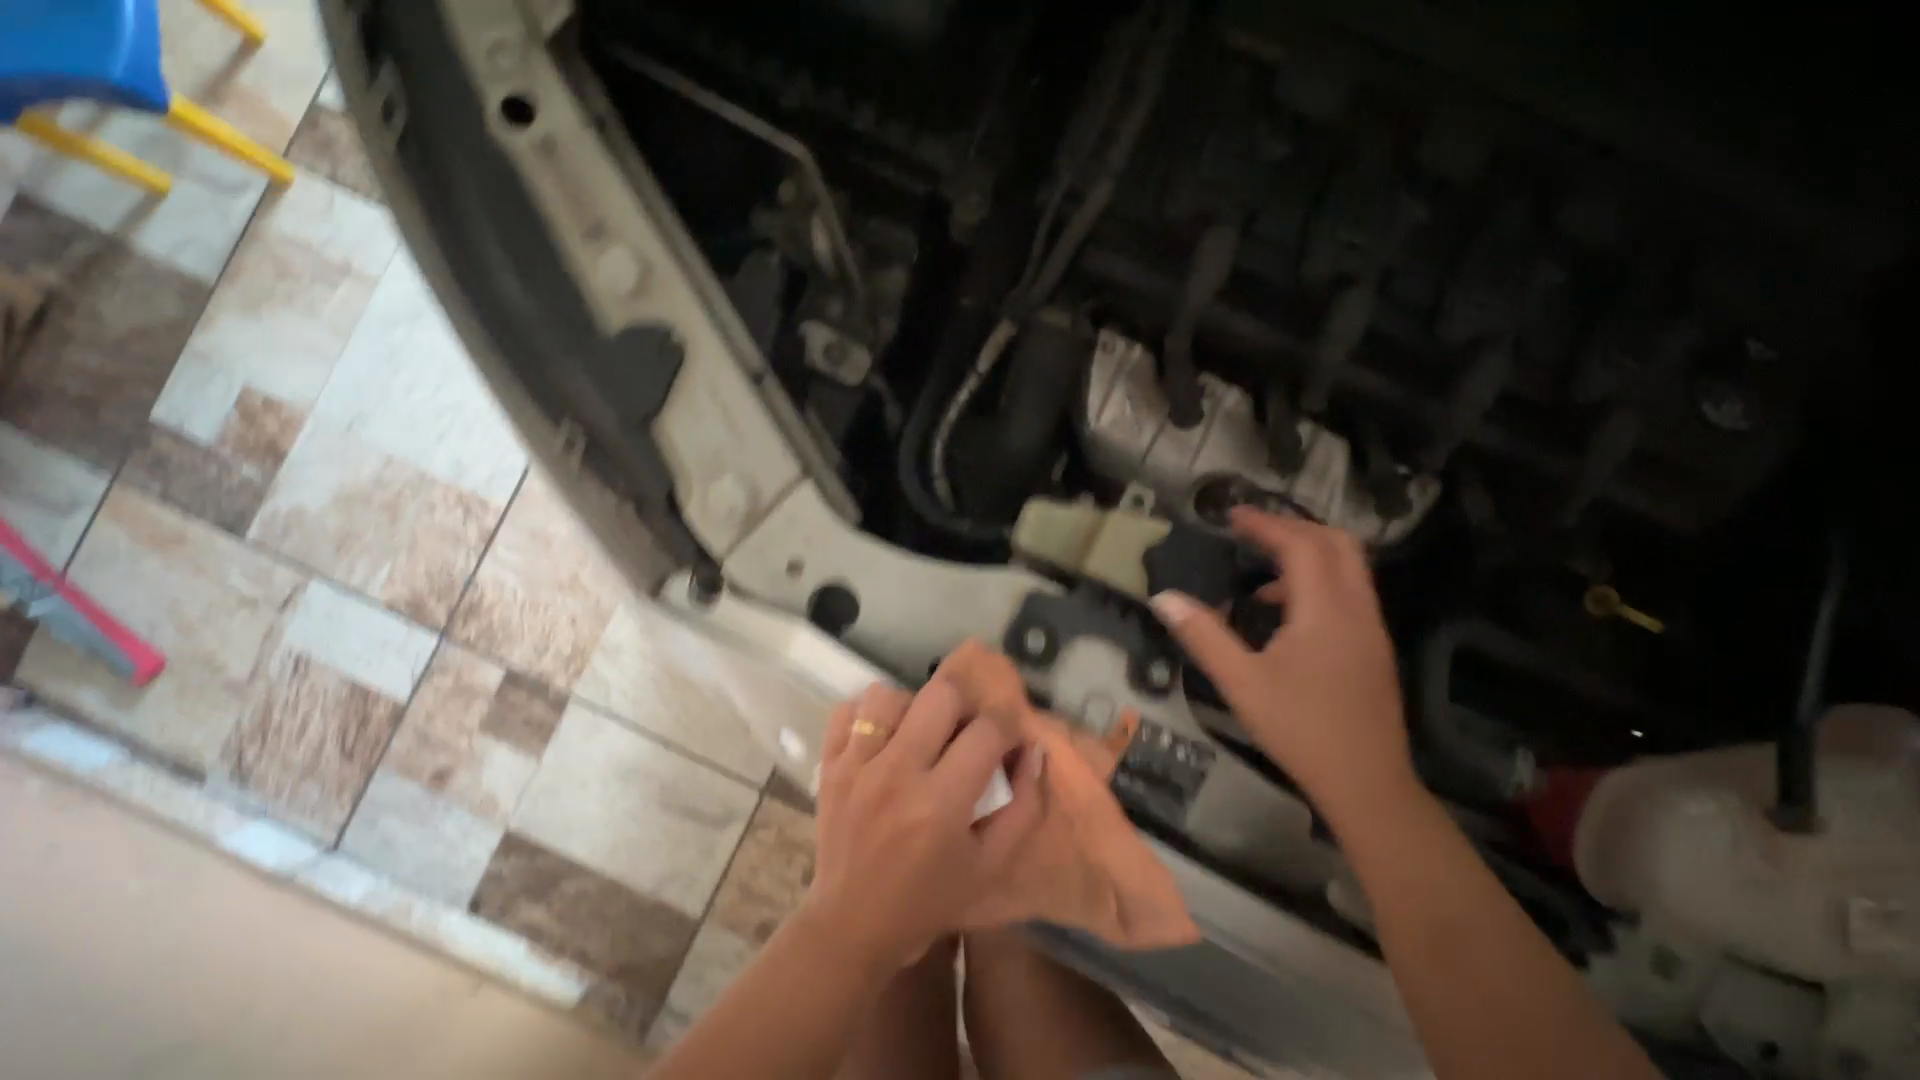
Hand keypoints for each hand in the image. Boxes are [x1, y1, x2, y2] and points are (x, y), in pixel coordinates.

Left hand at [801, 679, 1044, 971]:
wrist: (854, 924)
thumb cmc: (930, 899)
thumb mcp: (991, 864)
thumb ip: (1023, 805)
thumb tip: (1032, 750)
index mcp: (941, 803)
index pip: (987, 731)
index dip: (1007, 729)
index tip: (1006, 743)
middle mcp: (897, 774)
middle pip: (940, 695)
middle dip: (964, 707)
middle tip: (965, 731)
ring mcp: (856, 766)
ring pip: (888, 695)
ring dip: (913, 707)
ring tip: (920, 733)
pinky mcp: (829, 767)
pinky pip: (846, 711)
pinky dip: (868, 715)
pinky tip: (884, 737)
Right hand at [1150, 508, 1418, 826]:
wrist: (1367, 783)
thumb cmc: (1300, 730)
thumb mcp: (1241, 684)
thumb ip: (1204, 636)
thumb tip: (1164, 598)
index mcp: (1325, 610)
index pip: (1299, 545)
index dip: (1265, 524)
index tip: (1231, 515)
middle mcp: (1356, 608)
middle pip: (1336, 543)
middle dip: (1294, 529)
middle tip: (1252, 533)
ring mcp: (1372, 628)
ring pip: (1350, 567)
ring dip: (1309, 556)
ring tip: (1262, 576)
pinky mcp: (1375, 648)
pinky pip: (1351, 593)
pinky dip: (1320, 582)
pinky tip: (1286, 617)